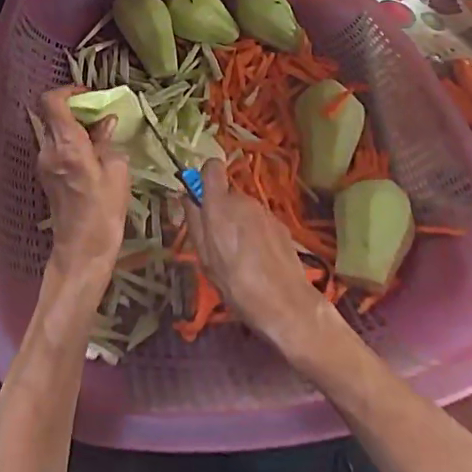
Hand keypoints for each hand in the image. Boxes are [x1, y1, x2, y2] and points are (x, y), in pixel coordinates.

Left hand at [36, 87, 130, 272]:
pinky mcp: (46, 176)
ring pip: (55, 132)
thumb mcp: (117, 172)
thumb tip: (105, 123)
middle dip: (76, 111)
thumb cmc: (104, 212)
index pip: (51, 102)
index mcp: (67, 146)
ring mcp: (43, 164)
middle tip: (101, 117)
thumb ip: (108, 142)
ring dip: (75, 128)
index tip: (88, 96)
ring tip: (101, 138)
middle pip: (53, 116)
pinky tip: (92, 156)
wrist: (82, 250)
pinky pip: (56, 148)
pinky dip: (72, 143)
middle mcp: (49, 151)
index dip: (68, 91)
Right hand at [184, 159, 329, 345]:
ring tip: (240, 256)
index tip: (201, 197)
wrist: (285, 304)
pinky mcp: (281, 225)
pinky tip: (260, 260)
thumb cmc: (235, 283)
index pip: (211, 167)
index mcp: (219, 205)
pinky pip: (261, 222)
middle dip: (221, 211)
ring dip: (239, 224)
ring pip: (245, 210)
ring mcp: (265, 212)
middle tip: (218, 242)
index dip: (205, 177)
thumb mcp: (204, 257)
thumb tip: (186, 197)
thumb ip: (194, 222)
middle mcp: (243, 201)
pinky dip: (257, 234)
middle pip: (227, 195)